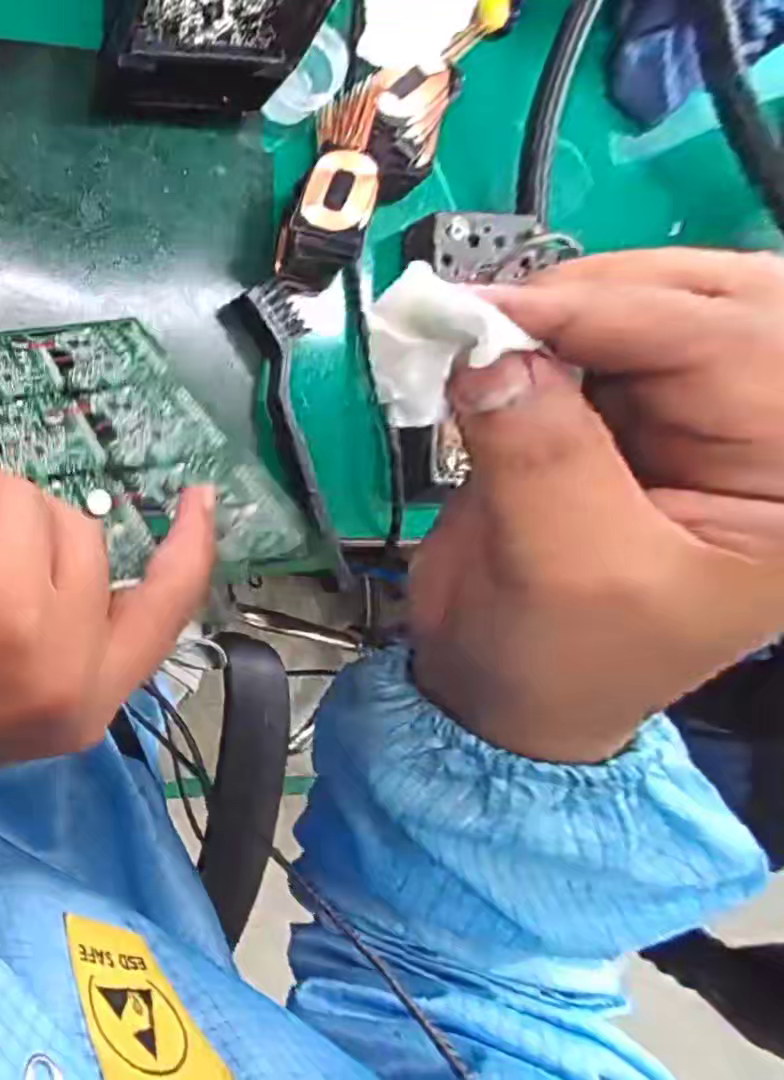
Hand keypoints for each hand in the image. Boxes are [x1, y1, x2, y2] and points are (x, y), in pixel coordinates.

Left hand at [0, 469, 216, 805]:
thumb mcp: (3, 710)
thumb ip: (55, 643)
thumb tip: (64, 560)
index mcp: (80, 702)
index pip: (165, 612)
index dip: (189, 551)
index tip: (201, 501)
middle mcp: (61, 651)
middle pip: (84, 534)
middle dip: (22, 527)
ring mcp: (10, 598)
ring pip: (22, 498)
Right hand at [410, 248, 783, 761]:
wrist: (505, 681)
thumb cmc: (561, 648)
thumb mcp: (566, 562)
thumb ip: (540, 455)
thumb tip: (487, 359)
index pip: (733, 347)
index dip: (605, 315)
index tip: (483, 309)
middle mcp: (767, 432)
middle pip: (724, 304)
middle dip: (598, 294)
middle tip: (485, 311)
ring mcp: (685, 425)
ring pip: (647, 318)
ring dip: (556, 313)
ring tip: (474, 329)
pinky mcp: (604, 429)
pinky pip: (576, 359)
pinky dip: (522, 346)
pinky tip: (478, 354)